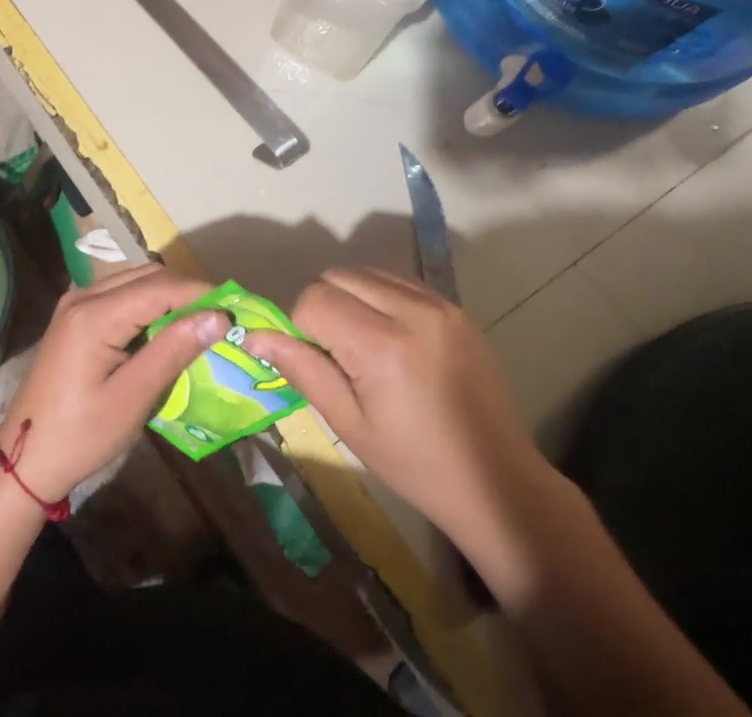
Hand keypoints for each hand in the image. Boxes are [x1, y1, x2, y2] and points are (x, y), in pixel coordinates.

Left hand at [0, 265, 227, 501]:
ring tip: (203, 326)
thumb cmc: (81, 435)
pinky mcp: (75, 319)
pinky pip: (120, 296)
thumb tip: (218, 317)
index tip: (238, 314)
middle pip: (148, 276)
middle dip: (189, 293)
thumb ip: (173, 351)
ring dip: (170, 297)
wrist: (28, 457)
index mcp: (94, 315)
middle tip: (224, 321)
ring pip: (135, 282)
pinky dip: (149, 305)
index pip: (161, 286)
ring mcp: (75, 305)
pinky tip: (167, 331)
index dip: (203, 294)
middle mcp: (83, 297)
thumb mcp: (133, 398)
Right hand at [243, 267, 544, 533]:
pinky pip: (398, 282)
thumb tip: (255, 337)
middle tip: (334, 356)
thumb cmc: (414, 463)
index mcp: (383, 345)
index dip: (300, 328)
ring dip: (349, 298)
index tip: (314, 363)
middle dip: (322, 307)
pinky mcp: (456, 309)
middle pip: (337, 275)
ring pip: (366, 272)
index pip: (314, 300)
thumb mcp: (348, 424)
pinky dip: (378, 297)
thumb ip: (303, 370)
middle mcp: (414, 311)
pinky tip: (388, 339)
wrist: (496, 479)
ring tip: (361, 347)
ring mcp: (440, 306)